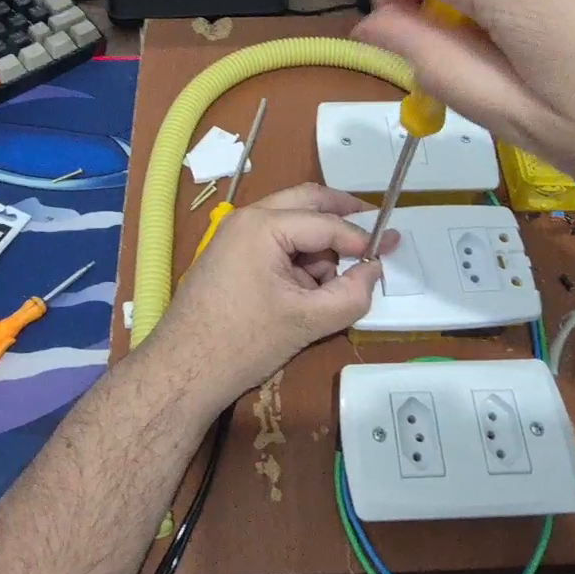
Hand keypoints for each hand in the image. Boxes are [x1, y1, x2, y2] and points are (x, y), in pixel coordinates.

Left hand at [145, 183, 392, 405]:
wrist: (182, 371)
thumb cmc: (242, 342)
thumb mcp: (306, 320)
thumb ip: (350, 294)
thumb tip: (375, 271)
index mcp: (263, 225)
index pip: (325, 222)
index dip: (361, 237)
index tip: (392, 247)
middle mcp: (247, 219)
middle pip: (307, 202)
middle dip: (342, 216)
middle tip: (376, 230)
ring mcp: (235, 235)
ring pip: (292, 223)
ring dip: (320, 242)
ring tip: (335, 282)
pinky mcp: (232, 256)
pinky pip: (276, 243)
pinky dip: (299, 256)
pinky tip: (309, 289)